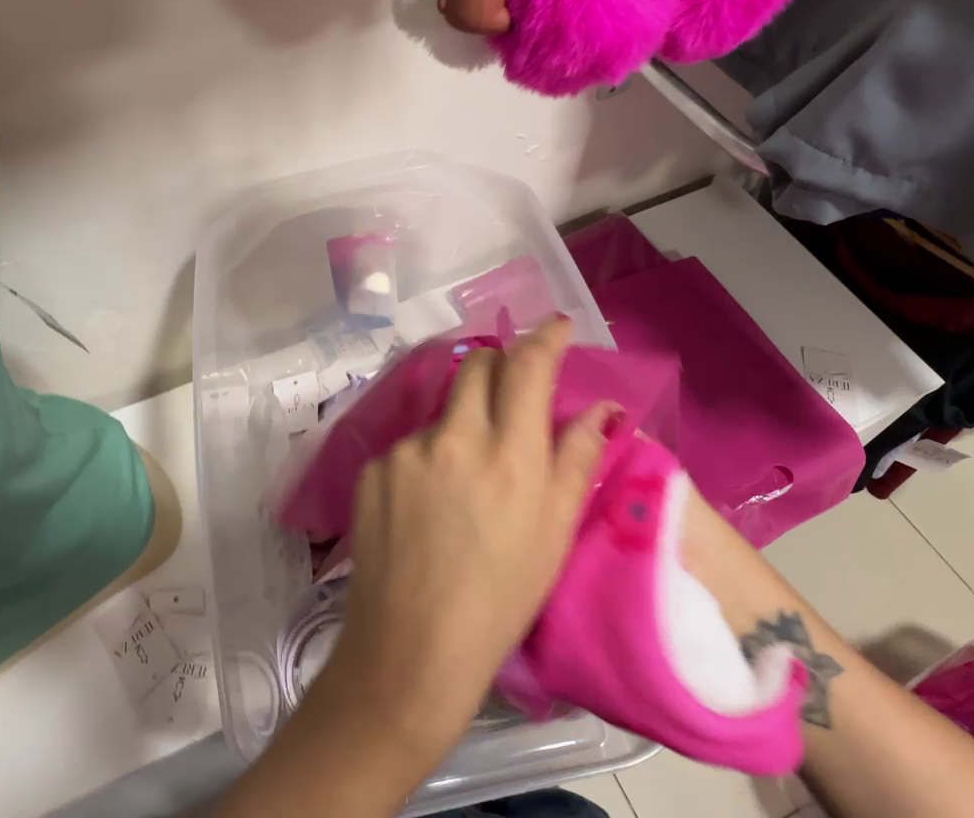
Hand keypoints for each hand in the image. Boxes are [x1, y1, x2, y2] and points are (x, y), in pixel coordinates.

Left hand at [319, 317, 616, 755]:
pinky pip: (408, 446)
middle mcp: (456, 438)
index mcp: (511, 455)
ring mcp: (407, 450)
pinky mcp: (372, 467)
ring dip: (461, 427)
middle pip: (476, 367)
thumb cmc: (501, 599)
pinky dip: (426, 460)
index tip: (556, 326)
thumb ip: (576, 460)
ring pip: (442, 412)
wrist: (412, 647)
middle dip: (498, 368)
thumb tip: (601, 409)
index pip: (528, 368)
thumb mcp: (554, 533)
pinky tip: (425, 507)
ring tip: (464, 487)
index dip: (545, 337)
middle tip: (511, 397)